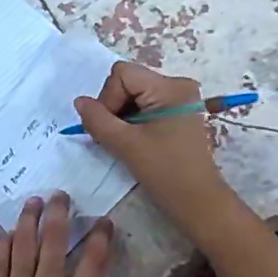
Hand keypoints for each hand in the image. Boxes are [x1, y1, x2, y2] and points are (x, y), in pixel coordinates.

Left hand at [0, 192, 115, 276]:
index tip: (104, 222)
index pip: (92, 263)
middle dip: (59, 214)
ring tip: (33, 201)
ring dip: (28, 220)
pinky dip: (3, 246)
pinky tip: (8, 233)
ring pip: (23, 246)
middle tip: (61, 195)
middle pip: (53, 242)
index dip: (100, 238)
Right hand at [73, 61, 227, 218]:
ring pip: (133, 95)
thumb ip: (97, 119)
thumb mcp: (125, 144)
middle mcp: (178, 85)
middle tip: (111, 136)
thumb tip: (80, 101)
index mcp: (170, 87)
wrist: (197, 201)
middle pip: (127, 82)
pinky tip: (133, 141)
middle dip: (113, 107)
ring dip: (120, 116)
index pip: (122, 74)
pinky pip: (144, 106)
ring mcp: (179, 99)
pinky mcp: (177, 113)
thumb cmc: (164, 172)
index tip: (108, 127)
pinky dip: (131, 121)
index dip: (107, 98)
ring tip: (122, 141)